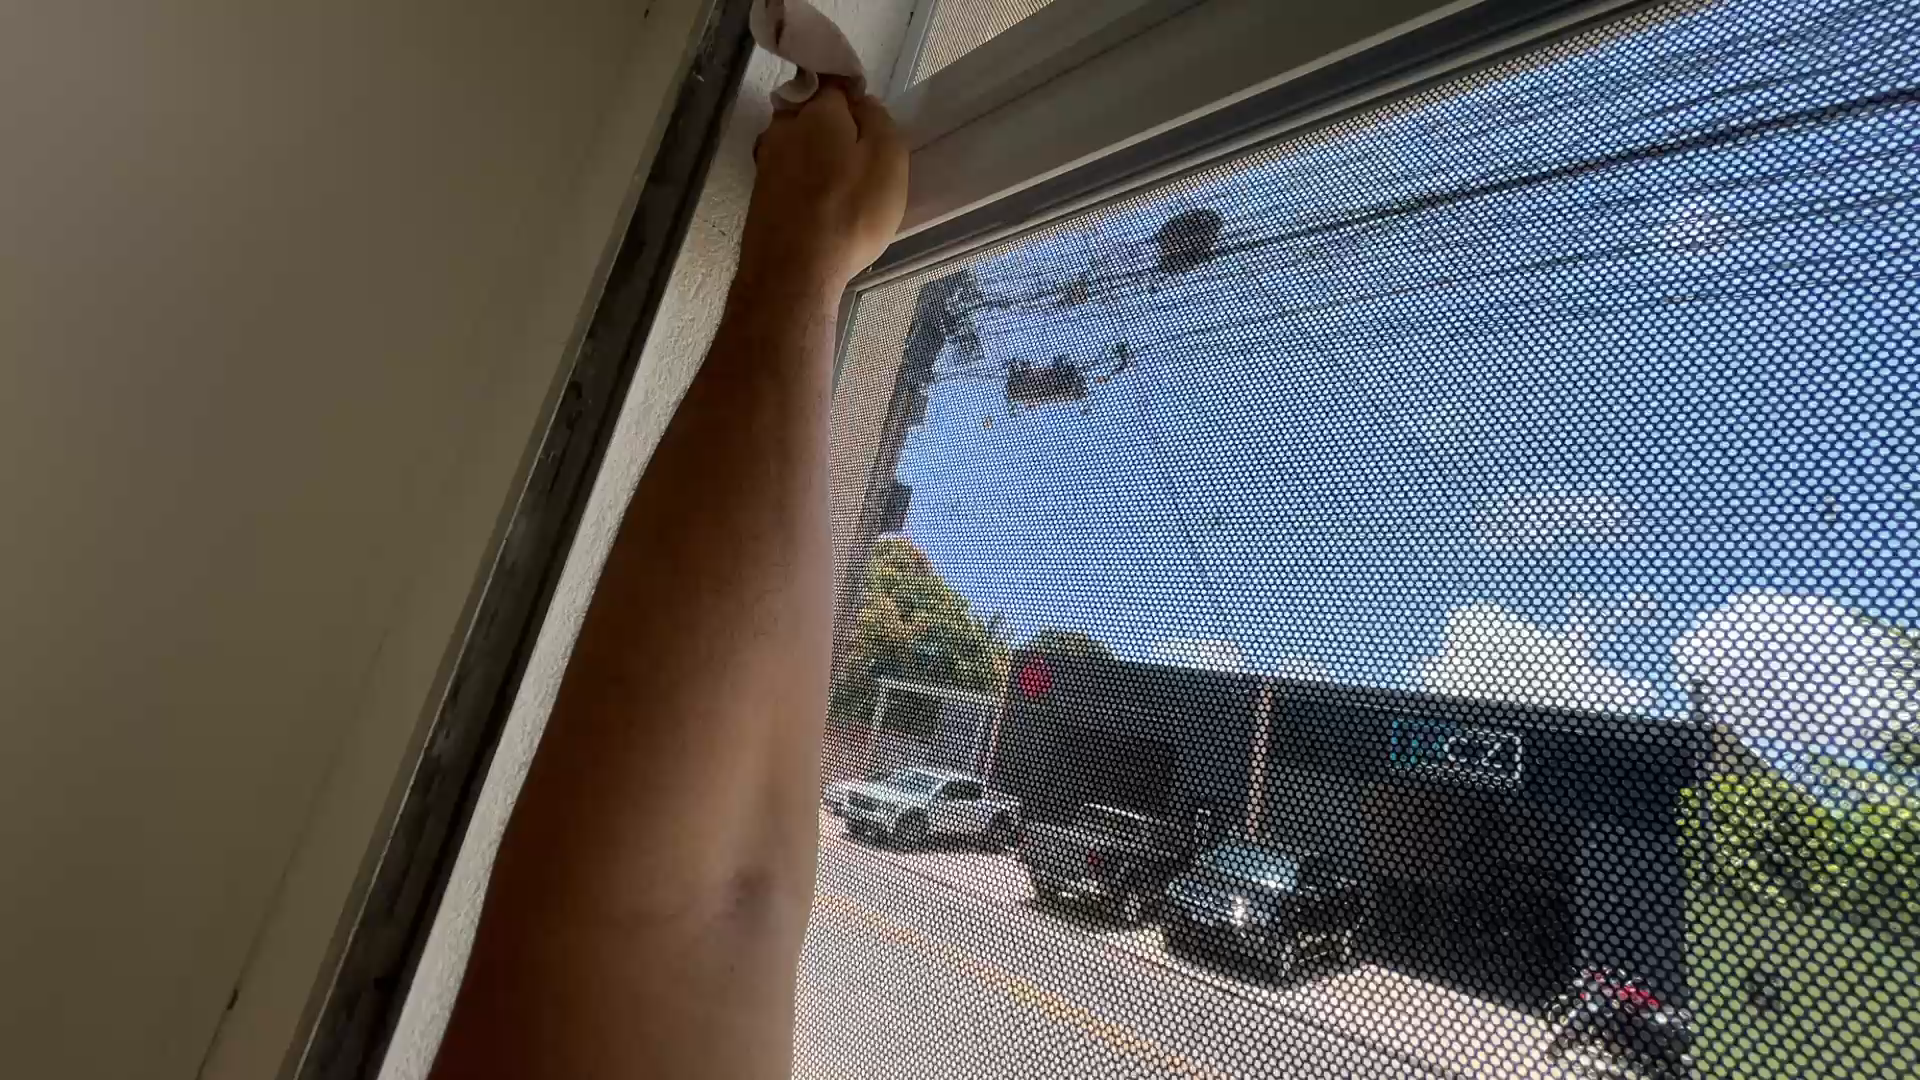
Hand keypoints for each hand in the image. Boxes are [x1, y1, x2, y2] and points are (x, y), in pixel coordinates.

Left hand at [741, 81, 907, 292]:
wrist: (794, 271)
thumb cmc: (849, 212)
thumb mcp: (888, 160)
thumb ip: (880, 121)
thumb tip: (864, 106)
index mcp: (817, 109)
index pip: (836, 85)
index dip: (855, 102)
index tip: (871, 131)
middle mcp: (782, 127)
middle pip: (811, 118)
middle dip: (832, 134)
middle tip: (857, 168)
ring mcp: (765, 163)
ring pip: (797, 150)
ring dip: (816, 165)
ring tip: (838, 197)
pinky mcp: (758, 197)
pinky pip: (788, 182)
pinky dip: (803, 192)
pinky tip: (817, 216)